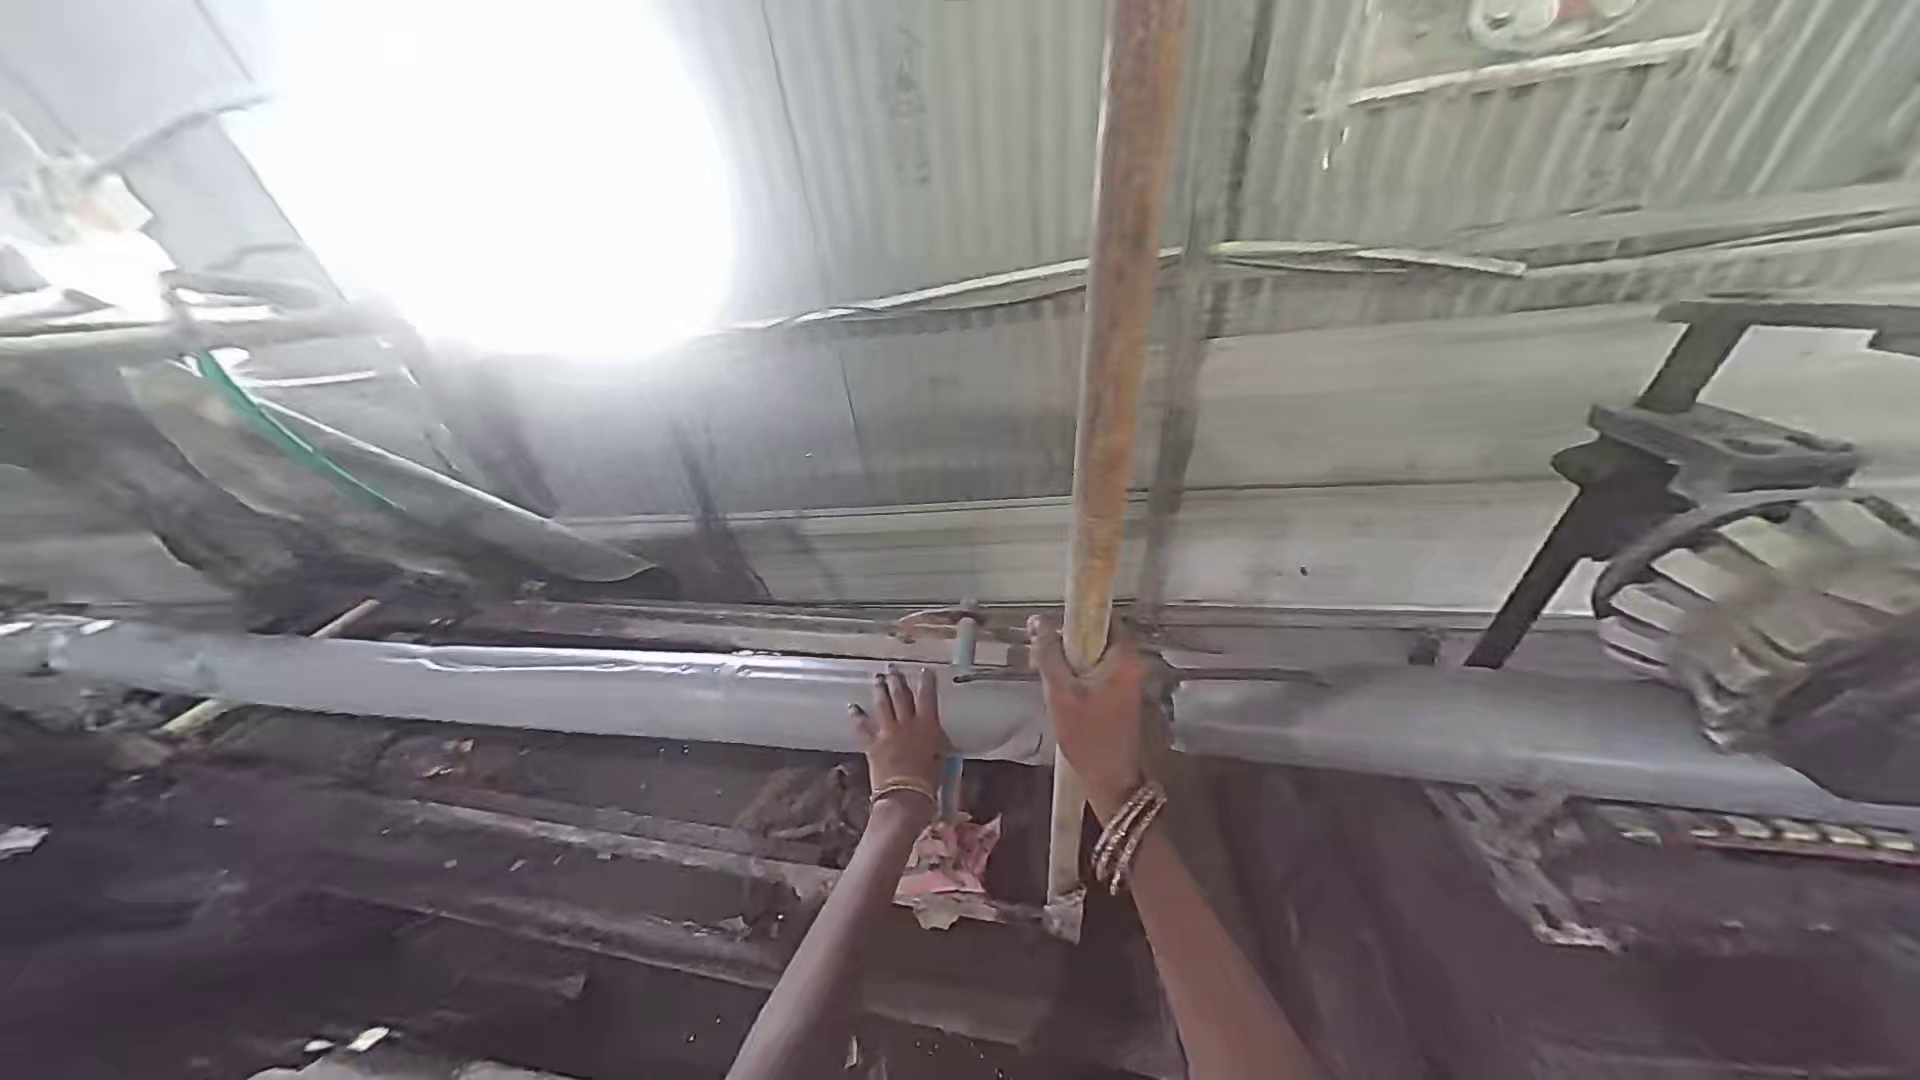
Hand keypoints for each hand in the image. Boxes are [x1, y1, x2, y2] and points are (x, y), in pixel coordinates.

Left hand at [850, 667, 950, 802]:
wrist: (905, 796)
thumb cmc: (929, 780)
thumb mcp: (941, 757)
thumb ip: (937, 743)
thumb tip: (936, 736)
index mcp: (927, 725)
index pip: (927, 698)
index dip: (926, 682)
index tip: (925, 670)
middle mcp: (907, 723)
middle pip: (901, 696)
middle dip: (897, 680)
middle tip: (891, 667)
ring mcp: (888, 732)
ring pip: (883, 705)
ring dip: (879, 690)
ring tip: (876, 677)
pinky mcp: (873, 744)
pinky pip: (863, 727)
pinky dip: (857, 717)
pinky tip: (852, 708)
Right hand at [1026, 614, 1146, 822]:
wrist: (1109, 779)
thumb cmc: (1087, 736)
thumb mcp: (1060, 692)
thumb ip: (1048, 654)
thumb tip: (1037, 620)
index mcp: (1125, 656)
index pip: (1102, 614)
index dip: (1076, 615)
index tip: (1054, 626)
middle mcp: (1132, 662)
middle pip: (1096, 633)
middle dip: (1068, 641)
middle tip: (1044, 655)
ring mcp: (1127, 677)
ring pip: (1093, 652)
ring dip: (1070, 659)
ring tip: (1049, 674)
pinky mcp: (1119, 691)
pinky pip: (1096, 668)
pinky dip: (1078, 673)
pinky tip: (1062, 690)